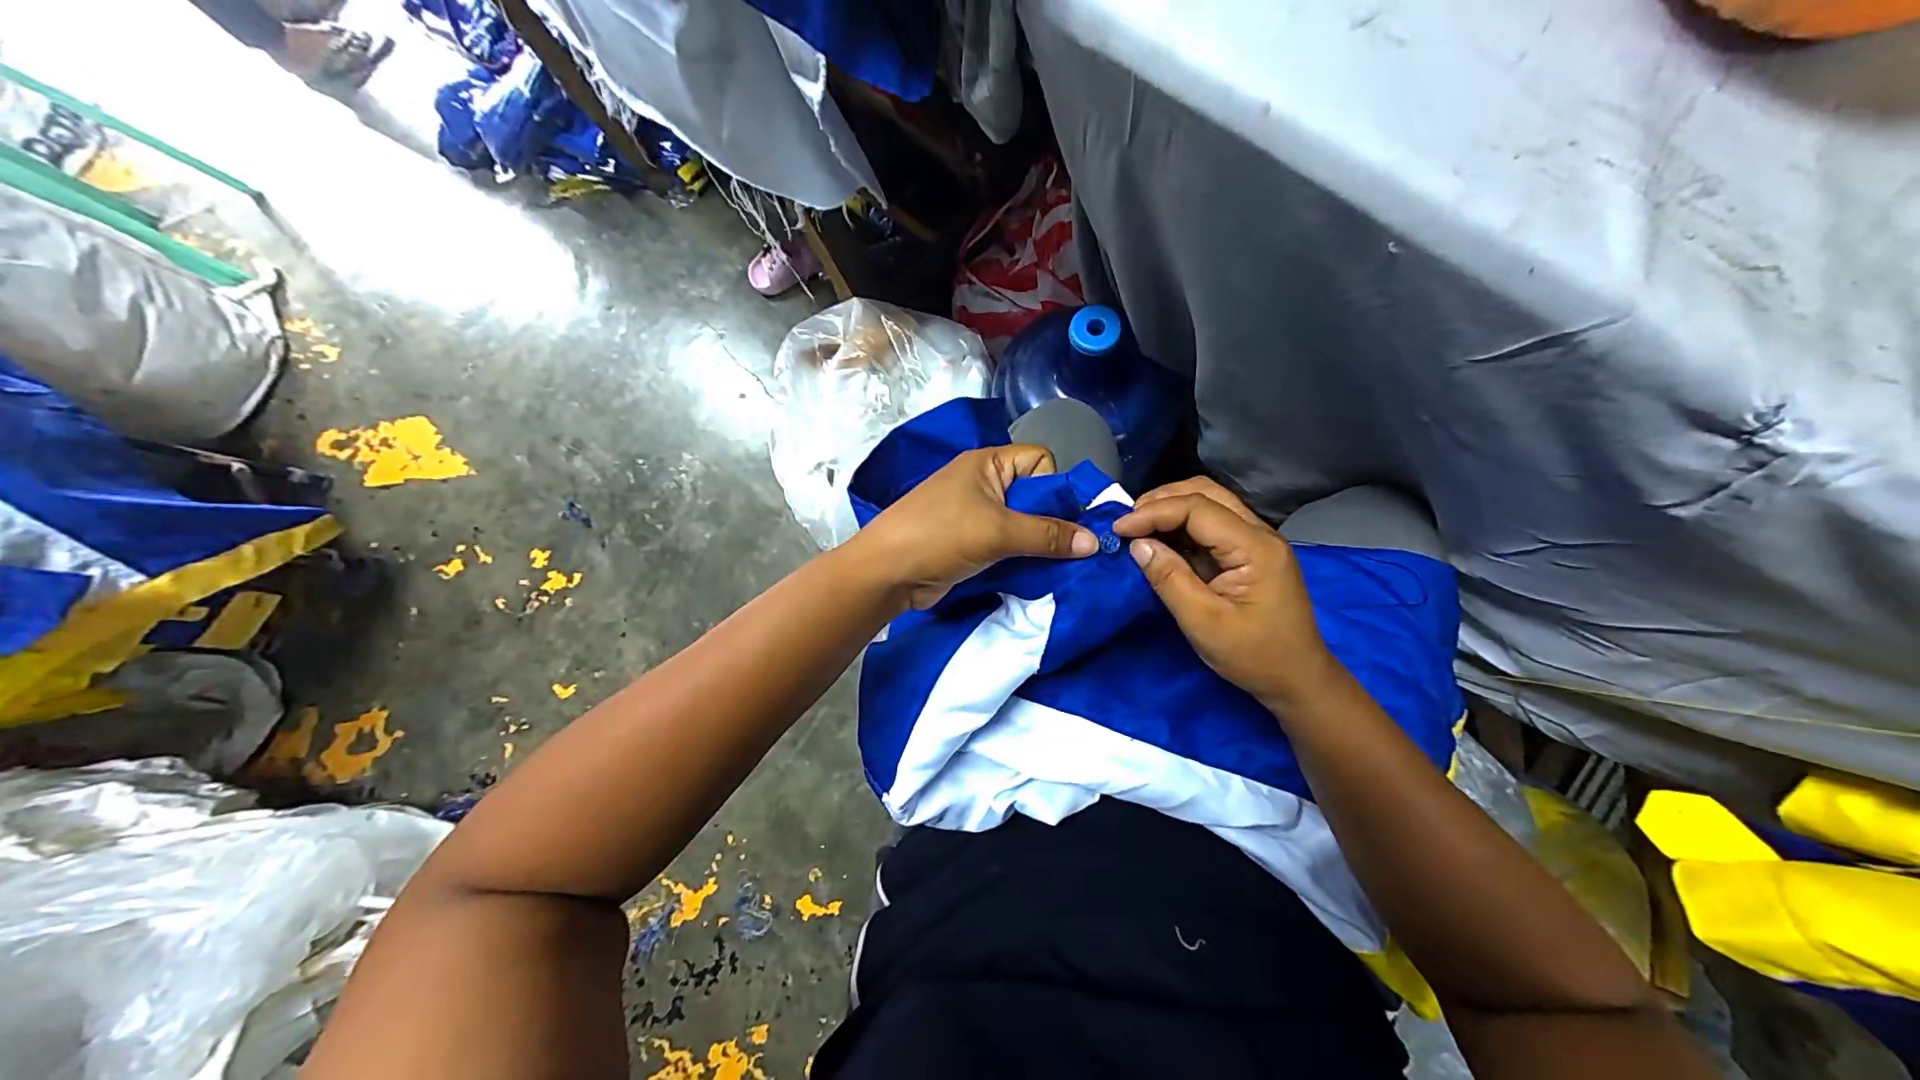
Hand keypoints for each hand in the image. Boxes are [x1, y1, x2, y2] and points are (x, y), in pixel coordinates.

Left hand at [849, 445, 1097, 610]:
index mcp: (988, 464)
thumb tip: (1095, 542)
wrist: (886, 574)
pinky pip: (1009, 544)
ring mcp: (976, 515)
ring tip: (1057, 565)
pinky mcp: (972, 543)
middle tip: (1068, 548)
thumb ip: (1048, 535)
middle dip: (1053, 520)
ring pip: (1023, 523)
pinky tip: (1036, 573)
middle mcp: (984, 483)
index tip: (1063, 518)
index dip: (1055, 486)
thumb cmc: (939, 536)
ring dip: (1039, 543)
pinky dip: (1022, 557)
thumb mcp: (998, 531)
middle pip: (1035, 495)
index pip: (1040, 461)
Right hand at [1113, 477, 1344, 711]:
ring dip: (1171, 509)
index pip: (1197, 508)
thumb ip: (1169, 578)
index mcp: (1255, 547)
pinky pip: (1212, 525)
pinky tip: (1159, 540)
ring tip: (1138, 528)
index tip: (1119, 530)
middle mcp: (1259, 534)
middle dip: (1161, 501)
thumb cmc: (1253, 655)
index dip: (1153, 513)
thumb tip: (1137, 545)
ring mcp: (1256, 542)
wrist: (1297, 679)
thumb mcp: (1203, 622)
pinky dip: (1181, 526)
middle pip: (1206, 493)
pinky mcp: (1249, 554)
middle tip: (1127, 522)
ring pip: (1209, 503)